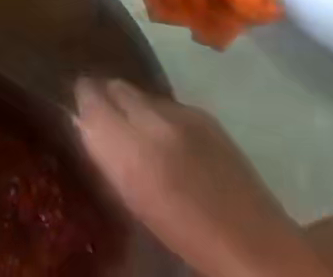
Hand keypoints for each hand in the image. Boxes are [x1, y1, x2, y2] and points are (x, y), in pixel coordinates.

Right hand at [74, 78, 331, 276]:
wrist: (254, 247)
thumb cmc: (181, 233)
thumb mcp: (128, 196)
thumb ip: (103, 154)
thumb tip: (83, 124)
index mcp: (125, 147)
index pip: (87, 94)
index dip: (81, 99)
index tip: (78, 110)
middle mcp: (149, 120)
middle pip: (112, 85)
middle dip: (105, 97)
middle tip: (106, 120)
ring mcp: (180, 113)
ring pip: (140, 92)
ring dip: (134, 106)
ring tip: (141, 132)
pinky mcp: (205, 115)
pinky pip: (168, 103)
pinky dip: (162, 115)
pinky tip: (173, 140)